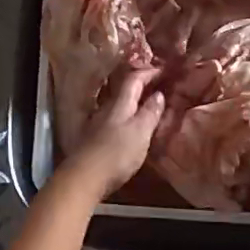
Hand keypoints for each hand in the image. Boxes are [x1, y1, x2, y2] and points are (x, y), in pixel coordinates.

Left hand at [63, 67, 165, 197]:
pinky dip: (127, 119)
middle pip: (124, 91)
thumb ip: (150, 113)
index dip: (149, 72)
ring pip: (118, 107)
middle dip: (142, 86)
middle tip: (160, 86)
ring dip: (134, 103)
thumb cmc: (116, 154)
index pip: (134, 79)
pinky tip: (132, 128)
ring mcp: (98, 126)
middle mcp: (106, 110)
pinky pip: (114, 122)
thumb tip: (159, 94)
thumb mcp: (140, 132)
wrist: (84, 179)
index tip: (165, 70)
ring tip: (149, 107)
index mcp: (119, 104)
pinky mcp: (94, 141)